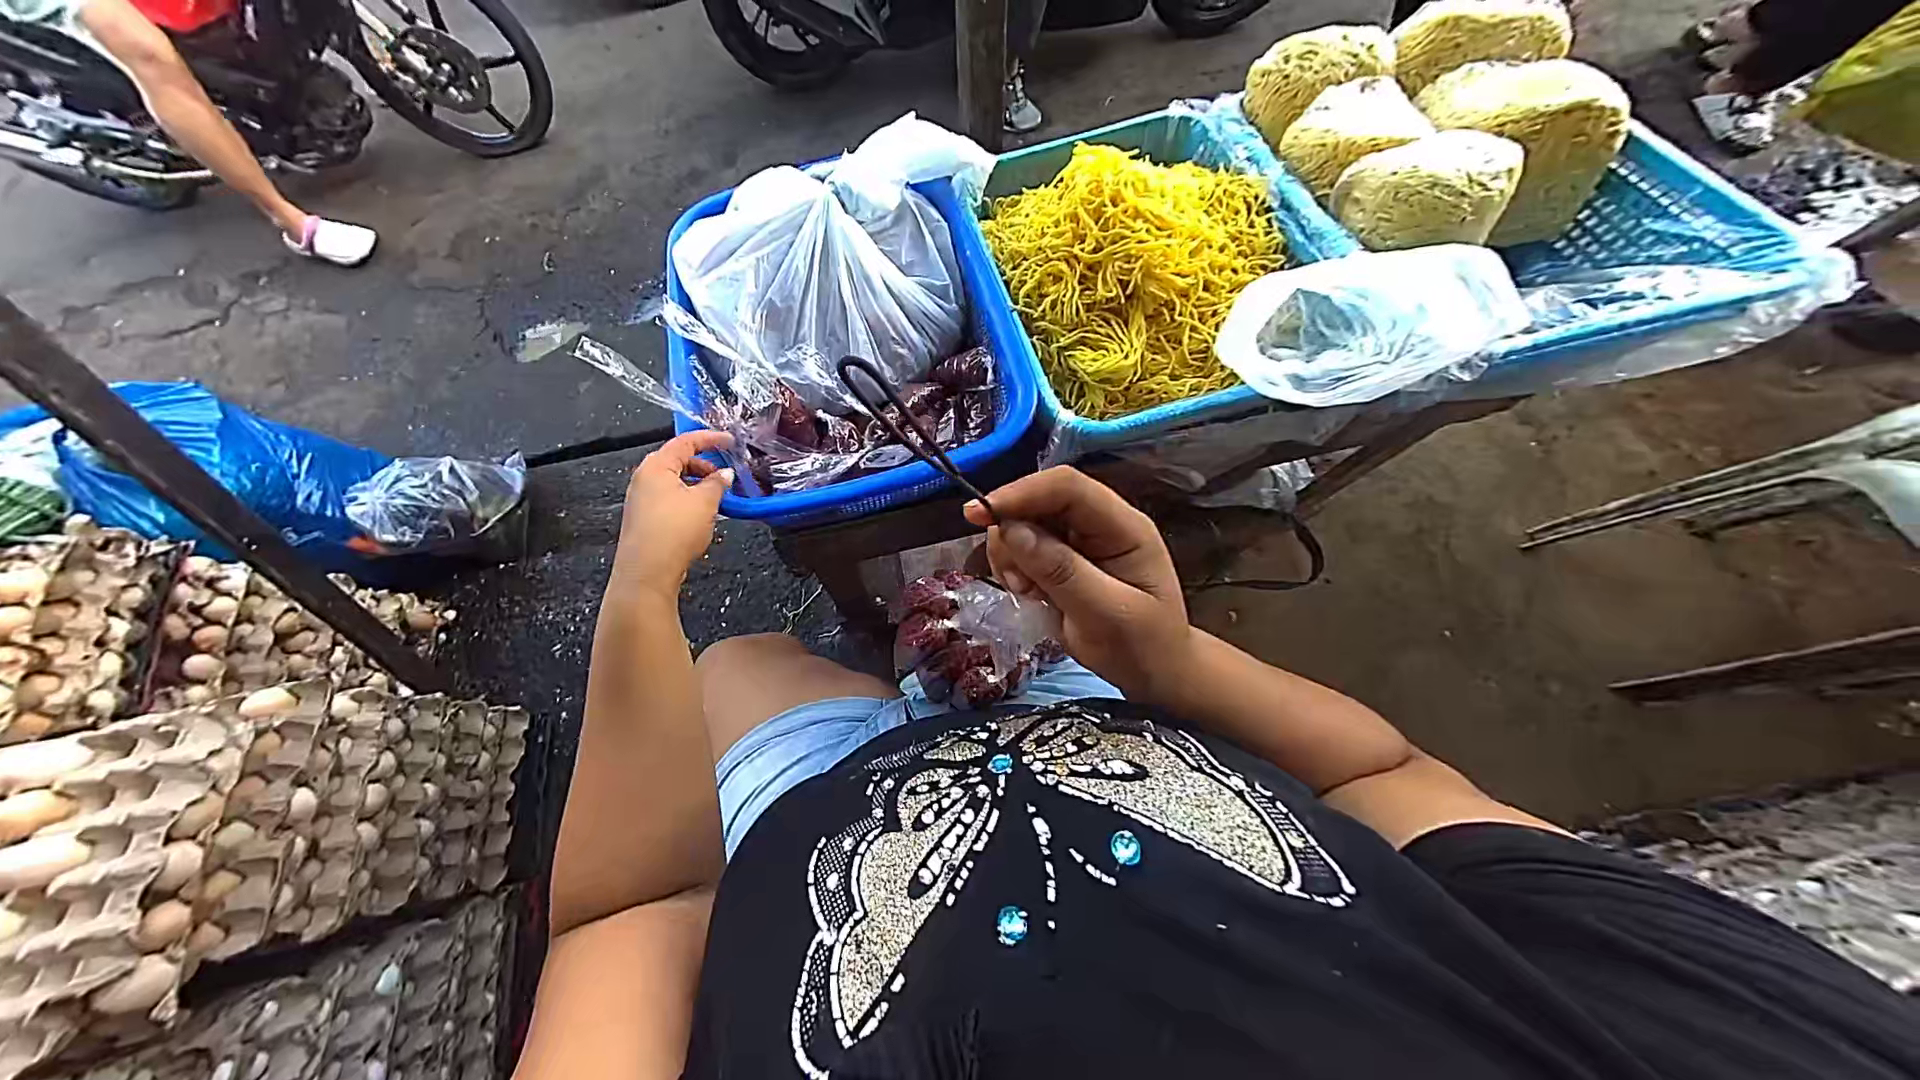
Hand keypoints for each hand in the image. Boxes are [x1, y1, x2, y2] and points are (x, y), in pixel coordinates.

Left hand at [612, 431, 735, 598]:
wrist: (648, 570)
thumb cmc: (673, 531)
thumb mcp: (705, 502)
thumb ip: (717, 483)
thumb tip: (724, 475)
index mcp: (656, 467)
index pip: (685, 442)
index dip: (709, 439)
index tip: (728, 441)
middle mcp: (644, 479)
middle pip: (677, 460)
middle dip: (704, 465)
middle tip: (724, 475)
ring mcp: (642, 498)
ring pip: (674, 480)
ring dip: (697, 483)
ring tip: (717, 497)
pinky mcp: (645, 517)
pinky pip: (669, 497)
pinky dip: (688, 498)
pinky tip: (702, 513)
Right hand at [964, 467, 1191, 702]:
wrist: (1153, 674)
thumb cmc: (1142, 647)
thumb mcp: (1107, 614)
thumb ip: (1062, 571)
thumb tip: (1012, 531)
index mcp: (1123, 526)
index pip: (1068, 487)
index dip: (1022, 492)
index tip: (979, 512)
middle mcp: (1098, 524)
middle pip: (1039, 500)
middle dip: (1011, 530)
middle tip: (1012, 579)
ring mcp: (1078, 541)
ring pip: (1023, 522)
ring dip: (1011, 554)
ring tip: (1027, 592)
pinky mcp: (1059, 559)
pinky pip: (1020, 548)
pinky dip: (1013, 568)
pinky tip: (1029, 595)